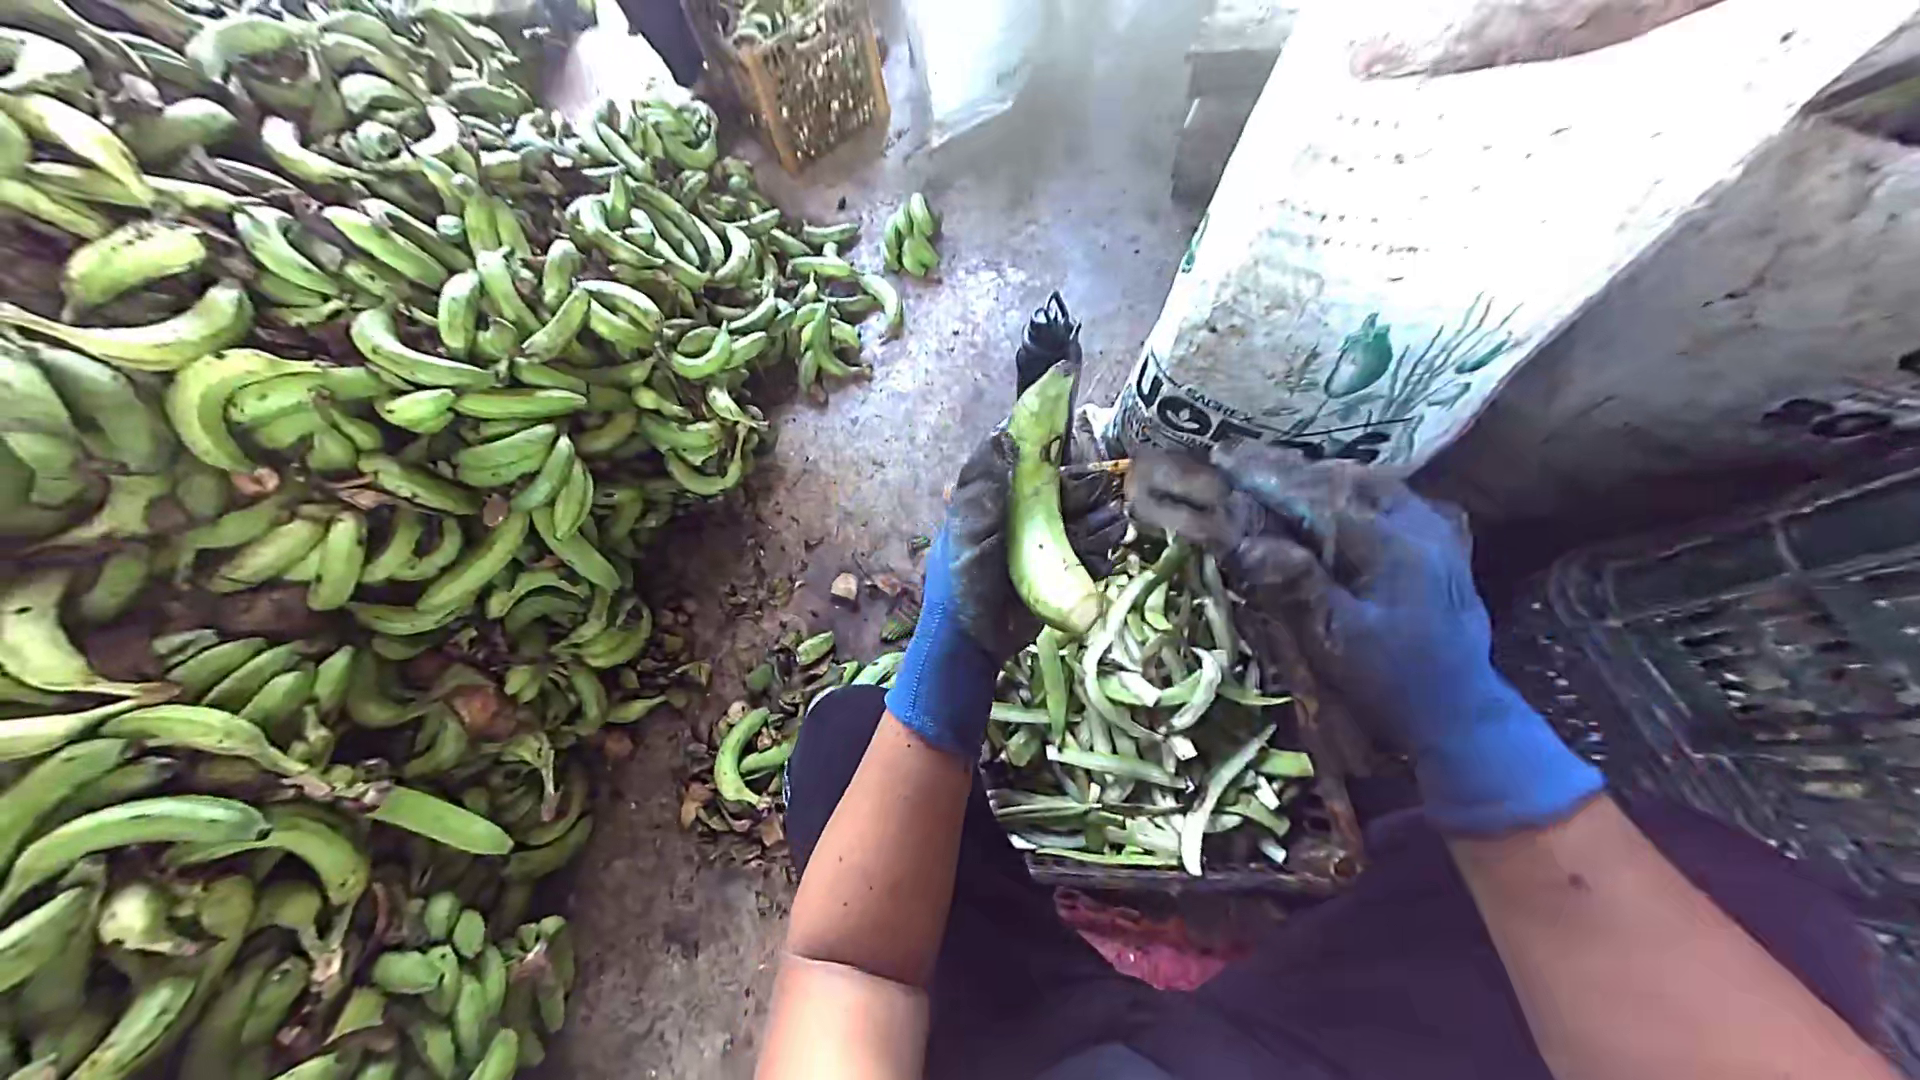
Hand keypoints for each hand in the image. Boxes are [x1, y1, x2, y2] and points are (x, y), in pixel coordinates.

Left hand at [886, 433, 1125, 759]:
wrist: (973, 638)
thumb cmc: (961, 579)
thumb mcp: (967, 529)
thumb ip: (984, 485)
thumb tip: (1004, 436)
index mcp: (1002, 496)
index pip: (1036, 463)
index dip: (1058, 456)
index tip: (1076, 457)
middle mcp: (1028, 513)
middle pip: (1071, 491)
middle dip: (1089, 495)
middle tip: (1106, 501)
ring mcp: (1049, 542)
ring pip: (1088, 521)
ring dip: (1102, 524)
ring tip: (1111, 529)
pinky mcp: (1064, 570)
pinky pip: (1093, 554)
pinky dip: (1101, 555)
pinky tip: (1100, 561)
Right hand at [1130, 443, 1601, 832]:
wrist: (1458, 708)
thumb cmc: (1390, 679)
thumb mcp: (1335, 640)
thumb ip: (1296, 585)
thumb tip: (1247, 541)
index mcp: (1390, 546)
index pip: (1317, 495)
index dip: (1267, 475)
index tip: (1224, 460)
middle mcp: (1416, 524)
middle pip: (1342, 477)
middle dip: (1286, 467)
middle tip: (1237, 458)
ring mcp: (1432, 528)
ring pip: (1365, 481)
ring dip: (1314, 473)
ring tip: (1270, 469)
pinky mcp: (1437, 540)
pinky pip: (1386, 495)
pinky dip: (1345, 486)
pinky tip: (1324, 490)